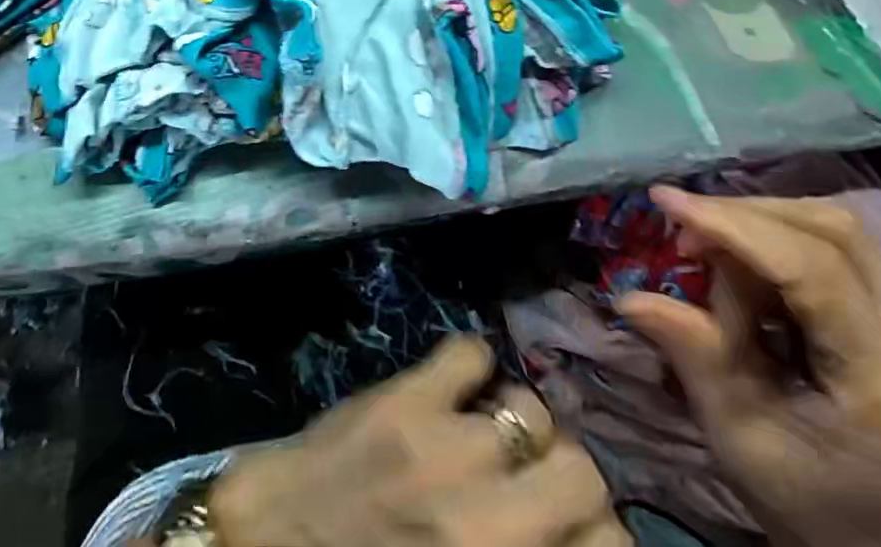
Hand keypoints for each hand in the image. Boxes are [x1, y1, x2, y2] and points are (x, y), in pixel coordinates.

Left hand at [209, 336, 629, 546]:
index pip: (611, 542)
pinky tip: (458, 380)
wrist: (269, 542)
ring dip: (515, 419)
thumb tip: (559, 526)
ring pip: (529, 407)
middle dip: (563, 471)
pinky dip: (471, 361)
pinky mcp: (403, 398)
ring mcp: (447, 447)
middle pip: (583, 470)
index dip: (595, 529)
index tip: (569, 523)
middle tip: (529, 474)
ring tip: (487, 426)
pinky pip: (467, 353)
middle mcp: (494, 516)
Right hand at [618, 189, 880, 546]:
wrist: (876, 542)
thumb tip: (630, 298)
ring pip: (837, 233)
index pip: (813, 270)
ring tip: (702, 251)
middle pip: (834, 233)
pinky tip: (736, 269)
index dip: (734, 225)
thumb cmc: (801, 496)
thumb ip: (694, 357)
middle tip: (680, 235)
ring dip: (757, 223)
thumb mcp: (736, 433)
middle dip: (743, 216)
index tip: (663, 201)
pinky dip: (772, 241)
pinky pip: (833, 253)